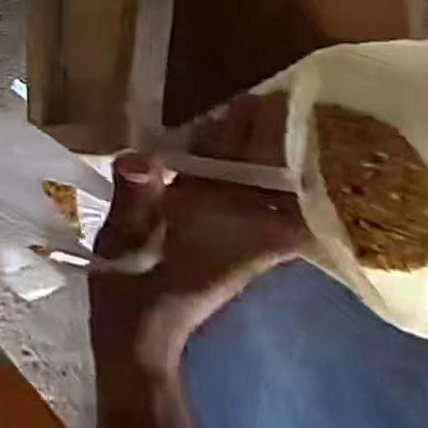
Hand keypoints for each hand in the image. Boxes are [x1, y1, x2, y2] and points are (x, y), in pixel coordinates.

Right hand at [89, 94, 309, 368]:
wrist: (135, 334)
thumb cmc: (136, 292)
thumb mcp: (126, 245)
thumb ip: (134, 202)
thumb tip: (139, 157)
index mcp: (236, 230)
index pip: (286, 190)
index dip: (297, 154)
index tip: (301, 117)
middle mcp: (242, 226)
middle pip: (272, 176)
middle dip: (276, 137)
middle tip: (272, 93)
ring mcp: (226, 225)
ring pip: (251, 178)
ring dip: (252, 144)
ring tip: (248, 102)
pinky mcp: (206, 223)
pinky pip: (226, 184)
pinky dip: (225, 158)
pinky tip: (208, 134)